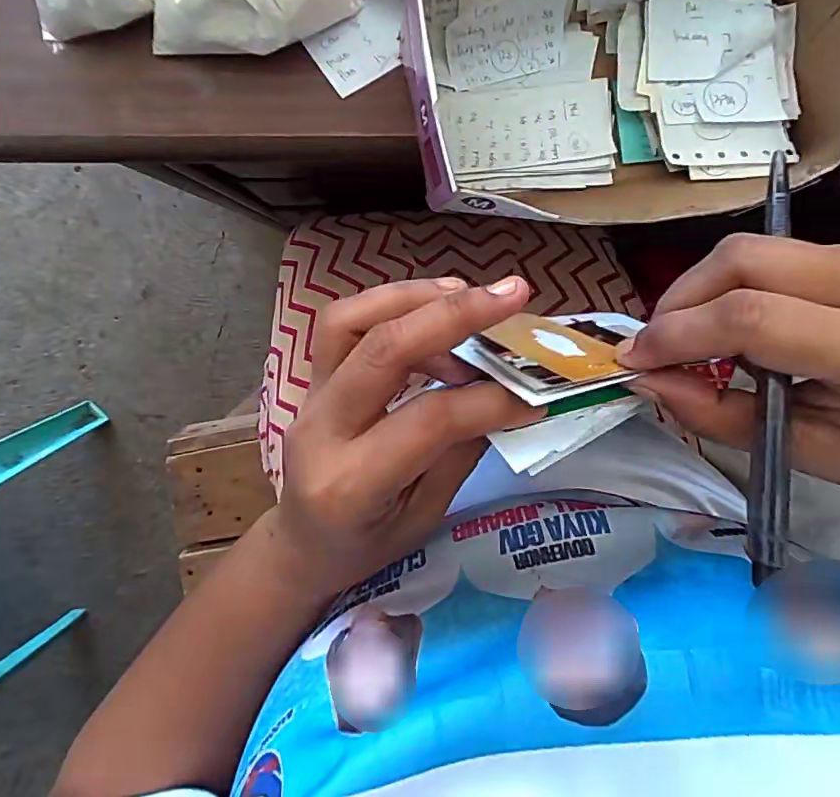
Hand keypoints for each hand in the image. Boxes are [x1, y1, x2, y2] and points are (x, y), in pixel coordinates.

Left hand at [270, 277, 545, 597]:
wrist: (300, 545)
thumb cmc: (367, 545)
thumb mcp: (424, 516)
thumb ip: (460, 450)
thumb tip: (509, 393)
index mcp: (351, 483)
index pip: (428, 420)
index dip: (489, 398)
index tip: (538, 391)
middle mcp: (321, 429)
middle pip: (381, 349)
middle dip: (453, 315)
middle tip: (511, 295)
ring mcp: (309, 396)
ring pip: (349, 319)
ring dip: (414, 296)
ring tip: (469, 295)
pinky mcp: (311, 377)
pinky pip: (345, 324)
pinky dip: (393, 306)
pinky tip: (434, 313)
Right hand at [618, 236, 839, 529]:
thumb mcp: (814, 456)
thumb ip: (721, 415)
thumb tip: (646, 380)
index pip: (756, 317)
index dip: (680, 333)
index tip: (634, 358)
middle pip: (749, 258)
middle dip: (683, 296)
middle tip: (657, 343)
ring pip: (761, 248)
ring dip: (708, 287)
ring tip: (694, 336)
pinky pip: (786, 254)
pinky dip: (742, 284)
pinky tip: (744, 323)